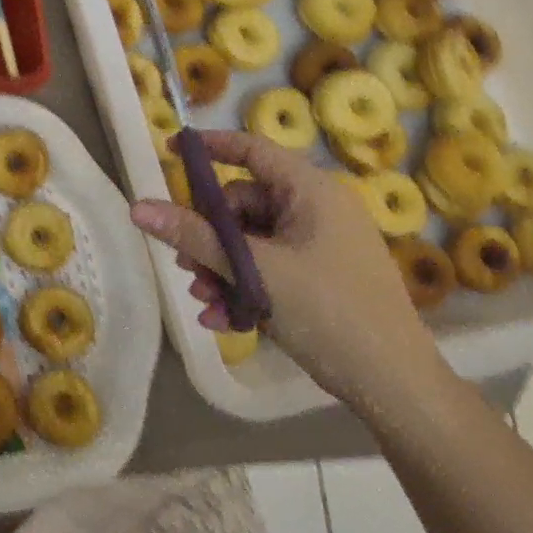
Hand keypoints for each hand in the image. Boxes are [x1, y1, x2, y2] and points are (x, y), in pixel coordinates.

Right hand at [130, 130, 443, 403]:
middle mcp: (317, 210)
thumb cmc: (329, 312)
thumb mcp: (254, 271)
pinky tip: (222, 318)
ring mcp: (319, 245)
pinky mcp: (319, 277)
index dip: (208, 146)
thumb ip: (193, 236)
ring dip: (219, 268)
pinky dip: (241, 287)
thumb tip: (137, 206)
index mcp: (312, 193)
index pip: (252, 149)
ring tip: (204, 299)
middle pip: (241, 203)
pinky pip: (266, 267)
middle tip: (184, 264)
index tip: (166, 153)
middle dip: (207, 235)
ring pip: (249, 240)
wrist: (395, 386)